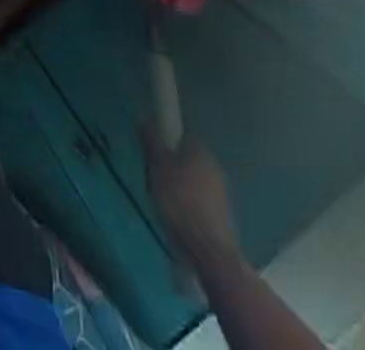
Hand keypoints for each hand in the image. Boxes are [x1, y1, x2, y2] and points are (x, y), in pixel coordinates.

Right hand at [145, 135, 240, 267]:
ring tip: (162, 205)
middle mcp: (213, 165)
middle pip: (185, 158)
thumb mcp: (157, 167)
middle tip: (152, 182)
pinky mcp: (221, 213)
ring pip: (191, 180)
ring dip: (176, 187)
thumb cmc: (179, 201)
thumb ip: (151, 141)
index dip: (164, 143)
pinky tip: (176, 219)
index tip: (151, 157)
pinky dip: (186, 204)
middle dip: (168, 167)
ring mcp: (220, 190)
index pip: (181, 135)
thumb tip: (144, 116)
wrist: (207, 249)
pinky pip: (197, 199)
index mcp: (200, 150)